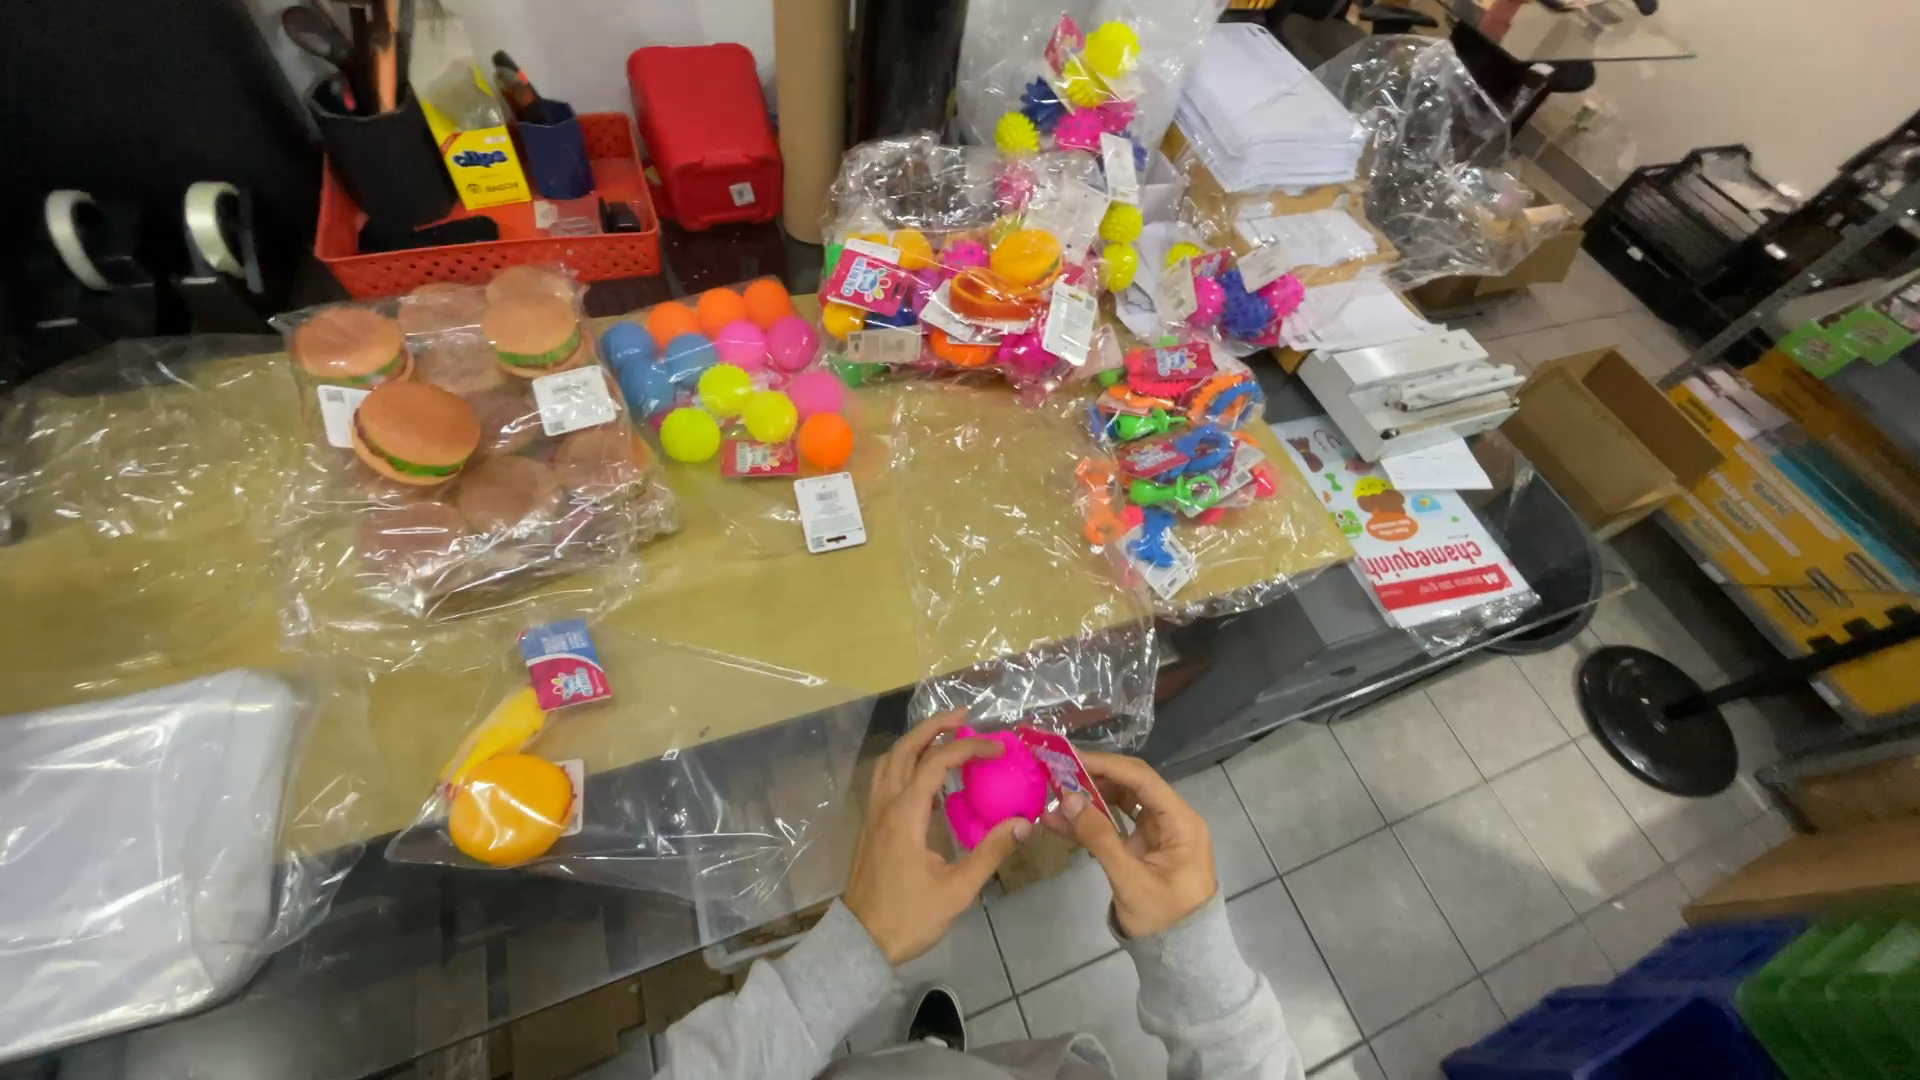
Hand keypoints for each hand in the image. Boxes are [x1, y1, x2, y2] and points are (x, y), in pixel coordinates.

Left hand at [843, 712, 1030, 964]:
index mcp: (905, 812)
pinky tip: (923, 774)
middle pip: (905, 747)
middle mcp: (886, 803)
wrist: (861, 943)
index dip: (969, 747)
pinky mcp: (871, 824)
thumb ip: (990, 853)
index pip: (937, 761)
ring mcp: (873, 812)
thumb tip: (1023, 823)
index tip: (998, 748)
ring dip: (916, 740)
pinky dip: (905, 761)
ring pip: (890, 759)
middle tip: (964, 716)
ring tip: (944, 735)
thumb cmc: (909, 917)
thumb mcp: (957, 890)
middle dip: (934, 725)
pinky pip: (885, 777)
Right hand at [1043, 751, 1215, 939]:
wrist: (1182, 963)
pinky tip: (1062, 821)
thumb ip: (1099, 837)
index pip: (1142, 778)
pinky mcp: (1145, 846)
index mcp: (1181, 822)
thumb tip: (1066, 798)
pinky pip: (1116, 823)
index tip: (1071, 759)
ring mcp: (1158, 832)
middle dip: (1094, 777)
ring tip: (1055, 795)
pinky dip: (1092, 821)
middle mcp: (1172, 819)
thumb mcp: (1130, 880)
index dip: (1107, 765)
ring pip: (1121, 801)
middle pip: (1131, 784)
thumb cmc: (1164, 921)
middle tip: (1058, 772)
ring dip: (1089, 798)